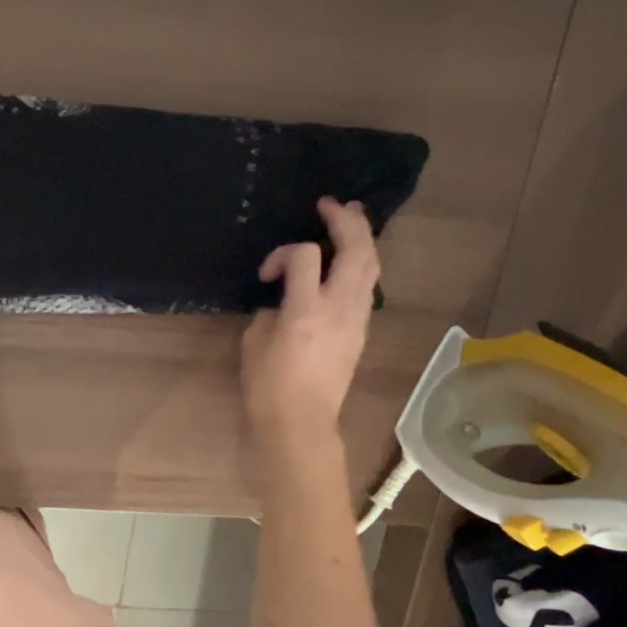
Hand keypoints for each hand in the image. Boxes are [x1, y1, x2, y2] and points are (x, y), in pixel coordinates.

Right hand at [240, 197, 380, 443]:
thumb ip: (271, 311)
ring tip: (350, 220)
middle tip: (330, 205)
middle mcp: (339, 307)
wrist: (301, 421)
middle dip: (346, 221)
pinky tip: (347, 260)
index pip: (304, 256)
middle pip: (356, 249)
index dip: (282, 253)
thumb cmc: (267, 386)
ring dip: (361, 238)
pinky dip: (359, 263)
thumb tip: (284, 300)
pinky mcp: (361, 329)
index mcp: (306, 310)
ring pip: (371, 264)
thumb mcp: (255, 342)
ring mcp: (356, 317)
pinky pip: (366, 285)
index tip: (265, 274)